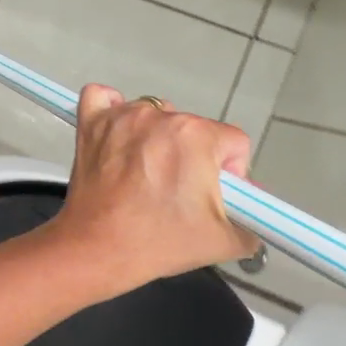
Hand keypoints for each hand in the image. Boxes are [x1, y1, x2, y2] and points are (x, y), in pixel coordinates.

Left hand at [45, 84, 261, 296]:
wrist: (99, 246)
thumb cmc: (160, 240)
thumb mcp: (227, 239)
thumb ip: (255, 219)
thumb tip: (252, 208)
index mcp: (196, 136)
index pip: (233, 142)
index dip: (231, 171)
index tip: (216, 195)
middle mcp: (158, 116)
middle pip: (192, 128)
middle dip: (194, 156)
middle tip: (179, 191)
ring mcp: (120, 117)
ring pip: (153, 115)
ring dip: (156, 137)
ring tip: (147, 171)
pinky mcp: (90, 123)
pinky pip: (102, 98)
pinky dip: (112, 109)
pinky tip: (118, 132)